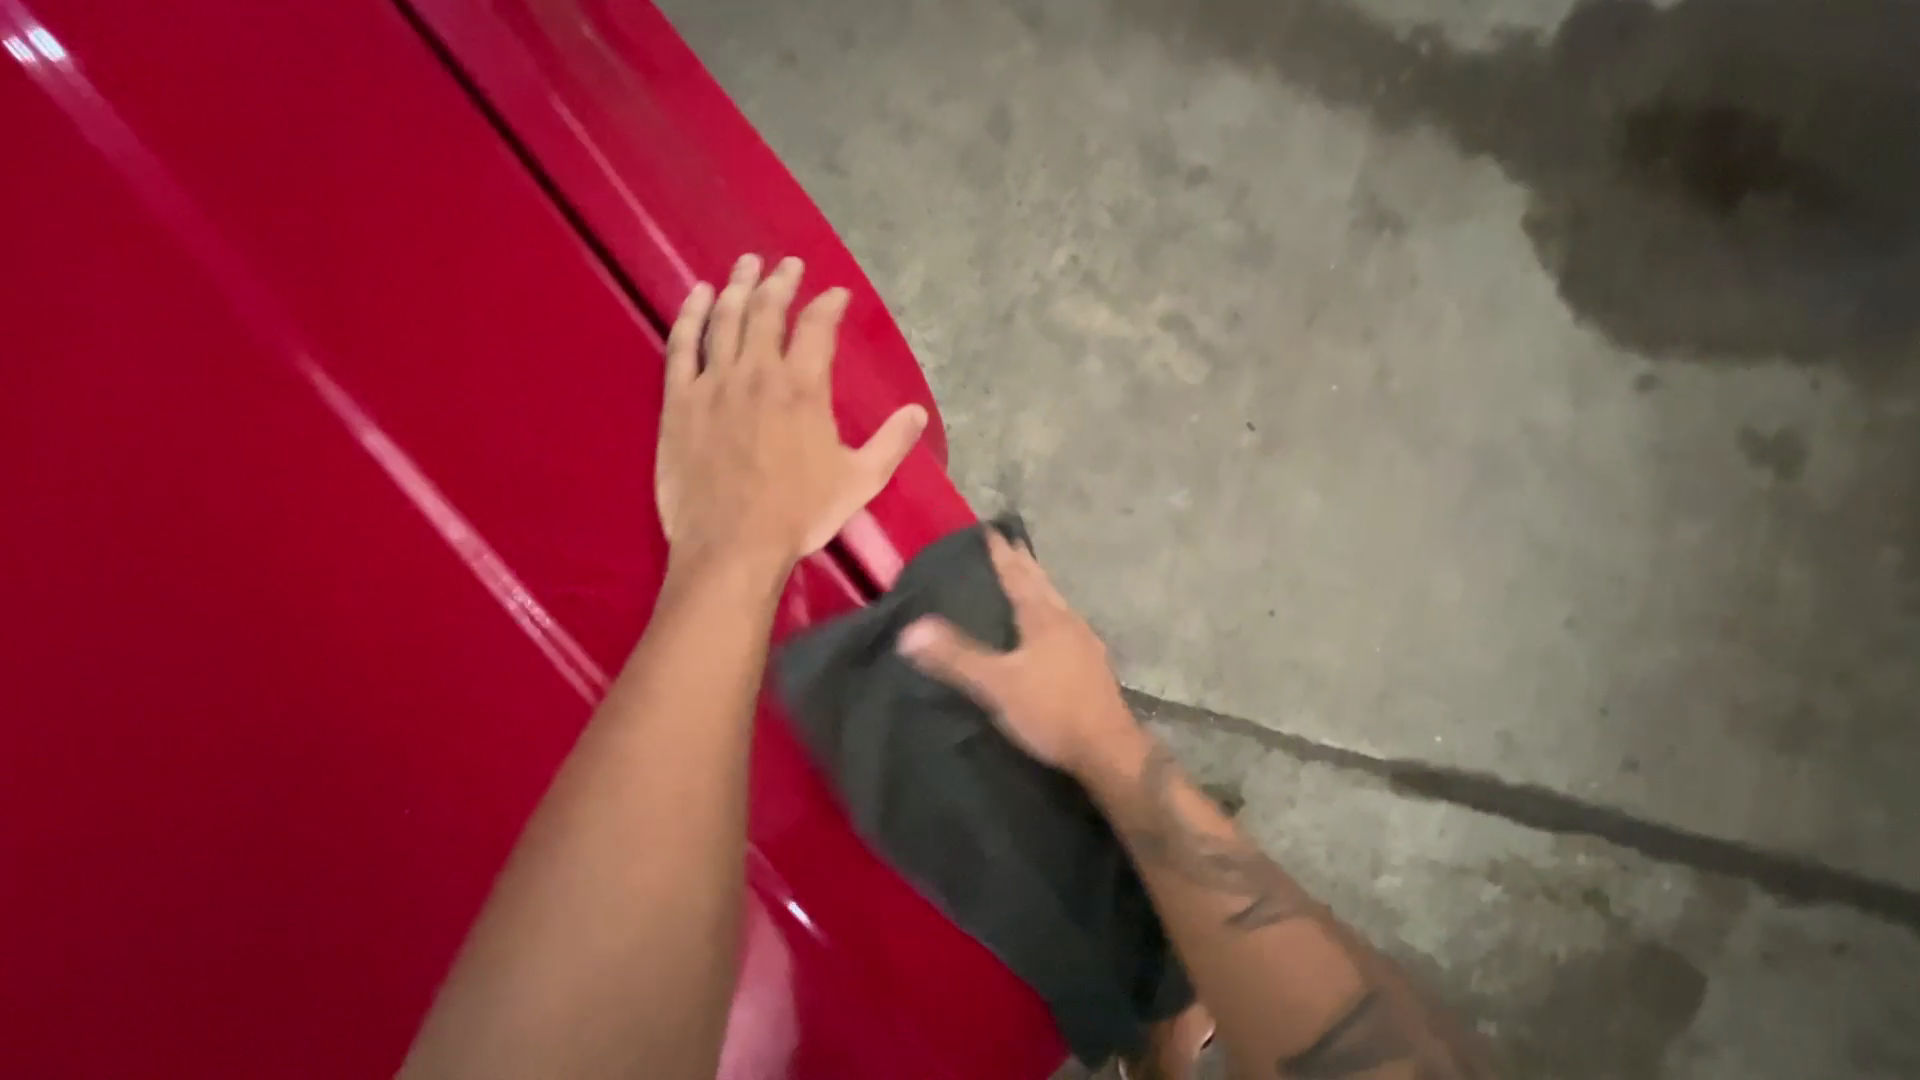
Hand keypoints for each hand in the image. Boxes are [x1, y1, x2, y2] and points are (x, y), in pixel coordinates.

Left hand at [656, 255, 926, 573]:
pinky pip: (682, 346)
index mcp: (804, 388)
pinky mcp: (680, 402)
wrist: (733, 545)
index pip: (818, 327)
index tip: (836, 294)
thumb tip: (918, 413)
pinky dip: (691, 316)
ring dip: (737, 287)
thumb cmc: (800, 514)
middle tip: (786, 264)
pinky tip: (698, 297)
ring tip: (745, 265)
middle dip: (779, 282)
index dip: (829, 304)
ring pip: (725, 319)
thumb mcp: (860, 482)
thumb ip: (891, 443)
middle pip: (767, 311)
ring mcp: (714, 384)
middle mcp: (758, 373)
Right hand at [898, 531, 1139, 776]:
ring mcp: (1084, 643)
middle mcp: (1066, 621)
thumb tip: (910, 630)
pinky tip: (1052, 629)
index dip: (1001, 554)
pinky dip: (1051, 613)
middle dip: (1024, 563)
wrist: (1108, 750)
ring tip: (1029, 578)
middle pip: (1041, 584)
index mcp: (1043, 618)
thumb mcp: (997, 685)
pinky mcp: (1092, 666)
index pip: (1017, 575)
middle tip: (1011, 544)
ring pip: (1056, 603)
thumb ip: (956, 657)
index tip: (990, 530)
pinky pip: (1065, 625)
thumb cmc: (1051, 711)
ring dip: (1040, 586)